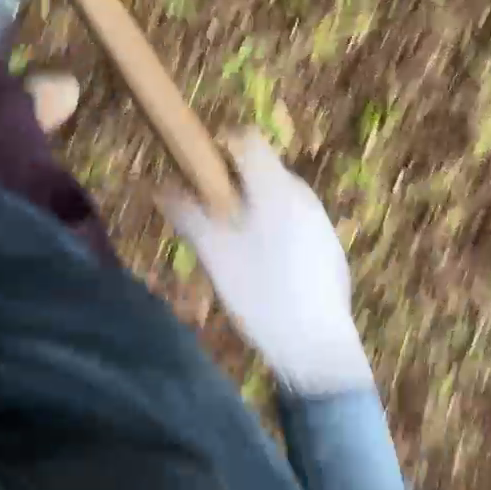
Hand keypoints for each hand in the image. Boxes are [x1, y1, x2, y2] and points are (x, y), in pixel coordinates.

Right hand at [166, 131, 372, 395]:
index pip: (248, 139)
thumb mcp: (214, 254)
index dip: (220, 146)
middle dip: (233, 183)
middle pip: (262, 167)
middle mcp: (302, 195)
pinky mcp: (330, 246)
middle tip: (212, 217)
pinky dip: (275, 228)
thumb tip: (160, 186)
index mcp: (274, 188)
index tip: (201, 172)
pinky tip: (266, 269)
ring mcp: (320, 221)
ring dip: (253, 206)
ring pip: (278, 195)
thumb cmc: (261, 295)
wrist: (319, 350)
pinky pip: (295, 219)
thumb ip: (186, 214)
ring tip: (237, 247)